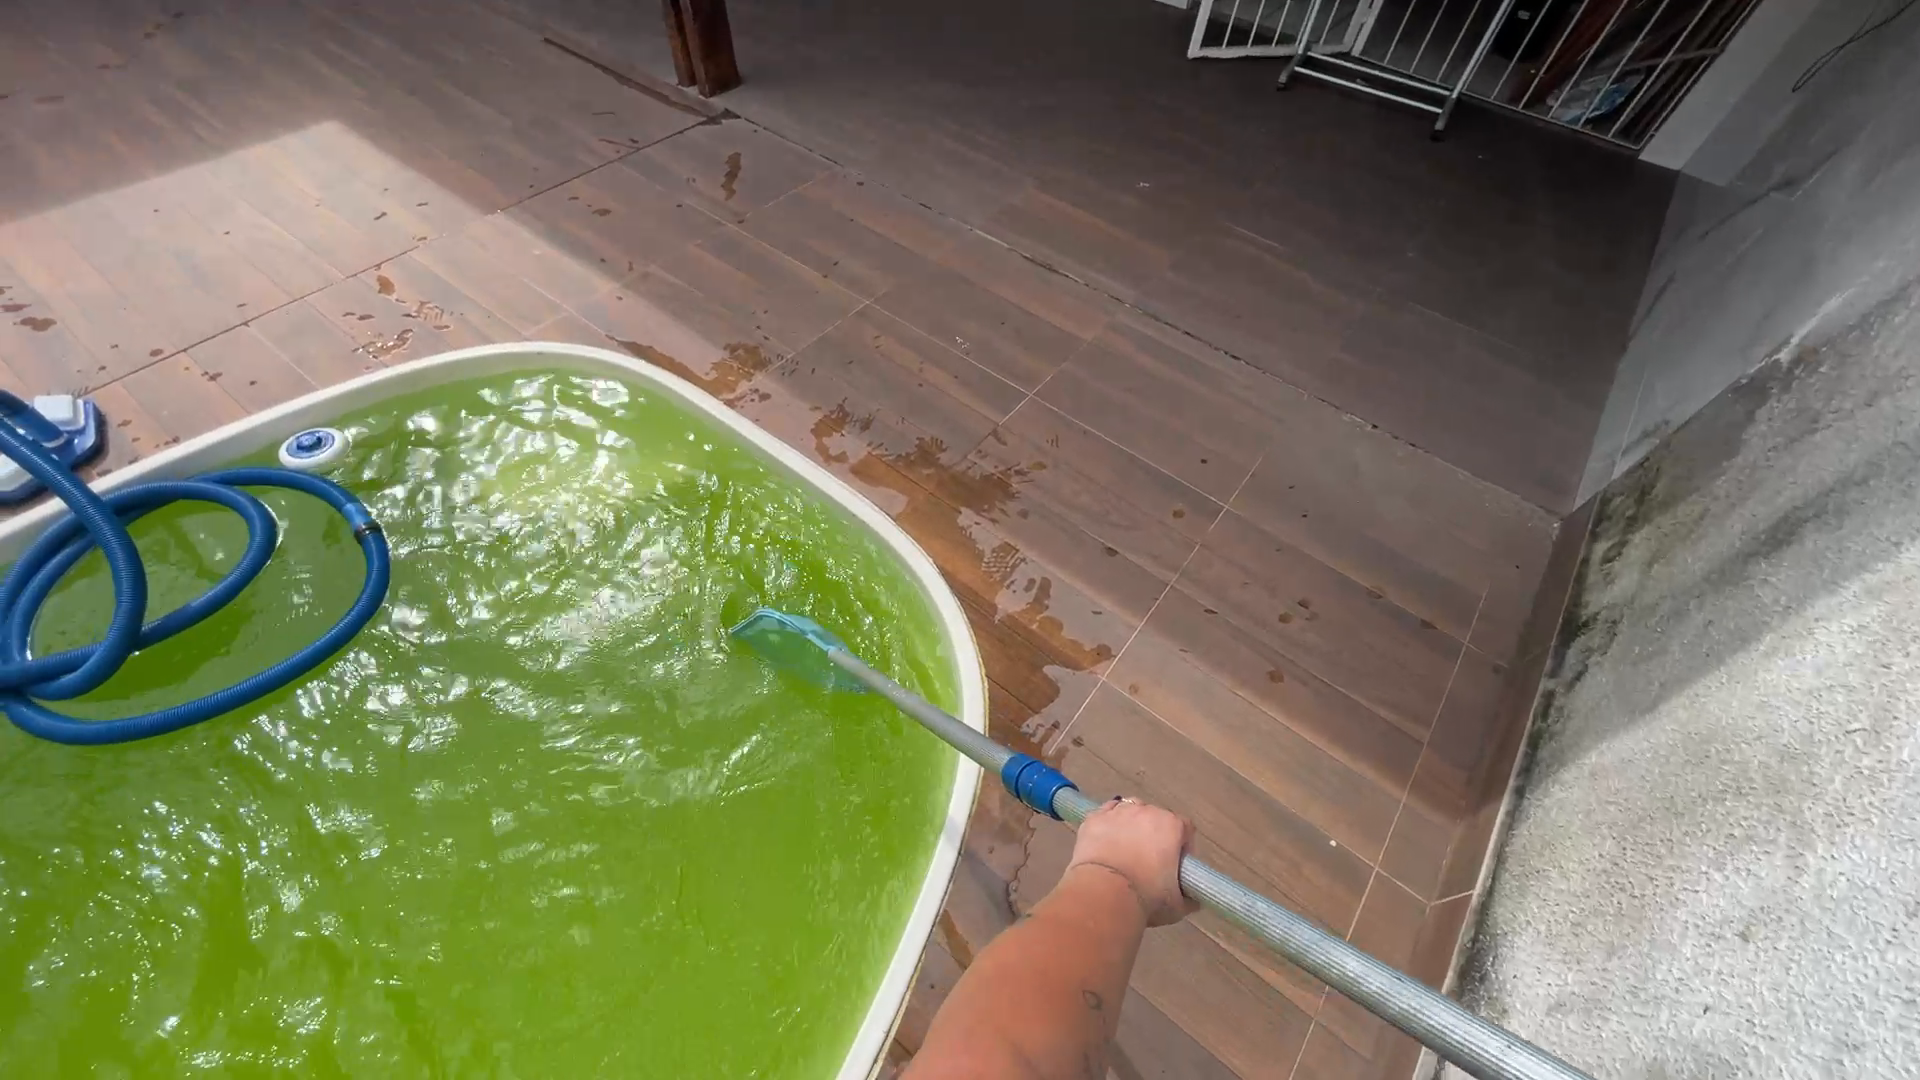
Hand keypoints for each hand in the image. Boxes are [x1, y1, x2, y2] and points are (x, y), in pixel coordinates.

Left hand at [1066, 797, 1197, 926]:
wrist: (1104, 892)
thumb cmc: (1147, 896)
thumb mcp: (1178, 905)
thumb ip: (1189, 896)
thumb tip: (1192, 897)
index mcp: (1171, 825)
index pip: (1185, 828)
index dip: (1183, 845)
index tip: (1177, 864)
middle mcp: (1146, 811)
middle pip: (1156, 817)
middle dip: (1156, 834)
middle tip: (1150, 859)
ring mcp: (1118, 811)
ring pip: (1130, 810)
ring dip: (1132, 825)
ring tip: (1126, 848)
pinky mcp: (1094, 817)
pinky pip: (1106, 814)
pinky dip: (1109, 823)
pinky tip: (1106, 840)